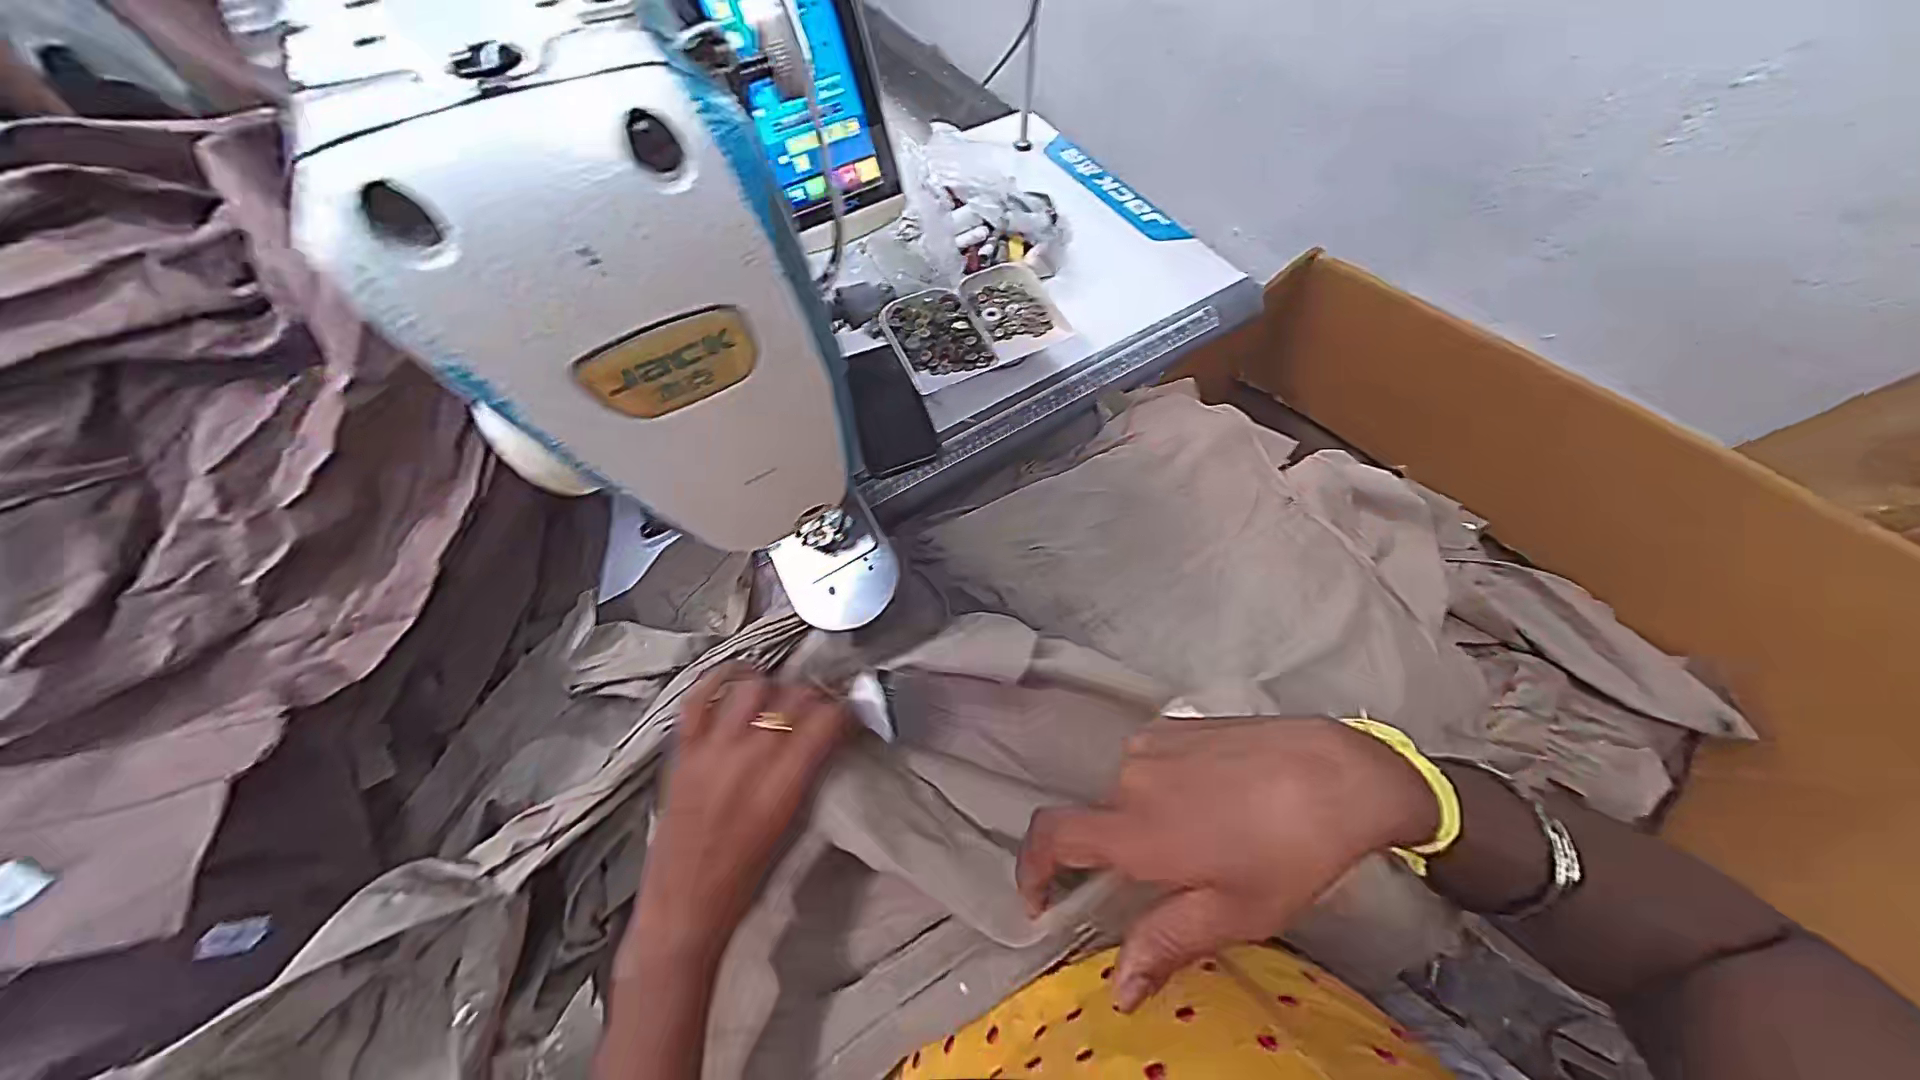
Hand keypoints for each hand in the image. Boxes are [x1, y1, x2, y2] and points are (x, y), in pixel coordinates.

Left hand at [630, 667, 849, 961]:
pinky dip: (719, 680)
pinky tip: (737, 677)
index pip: (827, 719)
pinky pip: (699, 698)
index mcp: (784, 783)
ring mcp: (712, 750)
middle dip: (816, 695)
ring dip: (774, 686)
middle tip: (820, 704)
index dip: (846, 708)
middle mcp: (750, 757)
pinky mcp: (683, 751)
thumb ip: (810, 772)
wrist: (684, 906)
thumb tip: (826, 737)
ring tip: (780, 696)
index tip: (851, 710)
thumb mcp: (793, 821)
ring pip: (752, 687)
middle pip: (794, 697)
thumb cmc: (747, 875)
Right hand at [1017, 718, 1438, 1010]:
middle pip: (1099, 819)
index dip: (1031, 865)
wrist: (1336, 771)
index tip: (1041, 896)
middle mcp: (1127, 778)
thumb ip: (1164, 943)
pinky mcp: (1172, 722)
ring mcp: (1148, 743)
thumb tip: (1118, 990)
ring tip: (1208, 829)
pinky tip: (1215, 793)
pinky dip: (1165, 783)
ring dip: (1147, 814)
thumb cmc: (1287, 852)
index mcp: (1133, 830)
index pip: (1051, 836)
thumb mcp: (1233, 913)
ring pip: (1127, 789)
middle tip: (1174, 871)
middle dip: (1121, 850)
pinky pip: (1150, 760)